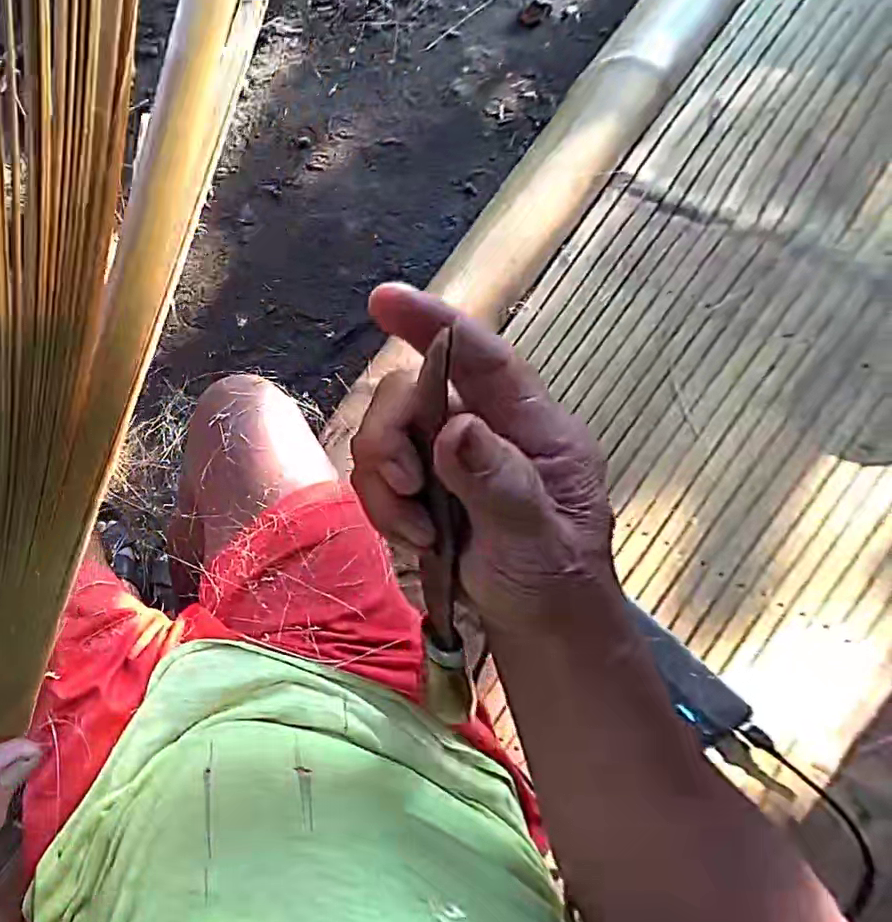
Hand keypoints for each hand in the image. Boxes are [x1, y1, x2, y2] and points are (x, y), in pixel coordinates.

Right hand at [351, 283, 618, 632]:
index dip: (432, 324)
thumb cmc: (552, 581)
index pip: (481, 360)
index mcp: (531, 430)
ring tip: (416, 531)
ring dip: (383, 484)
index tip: (384, 299)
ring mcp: (441, 458)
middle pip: (406, 399)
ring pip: (378, 438)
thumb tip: (455, 428)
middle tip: (407, 488)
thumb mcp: (537, 541)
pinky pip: (369, 475)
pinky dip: (379, 505)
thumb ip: (498, 484)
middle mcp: (479, 431)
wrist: (531, 623)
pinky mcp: (411, 484)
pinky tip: (409, 536)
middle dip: (390, 440)